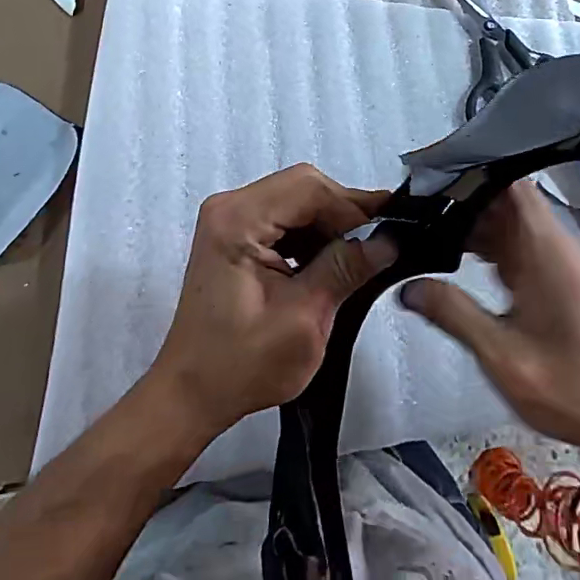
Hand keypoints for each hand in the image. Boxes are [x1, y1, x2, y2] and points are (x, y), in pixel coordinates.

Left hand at [149, 164, 396, 437]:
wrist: (191, 394)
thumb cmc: (240, 365)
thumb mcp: (303, 319)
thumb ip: (345, 269)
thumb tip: (388, 240)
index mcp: (237, 221)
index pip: (309, 188)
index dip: (351, 207)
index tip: (384, 234)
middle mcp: (230, 208)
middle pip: (305, 186)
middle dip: (344, 212)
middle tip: (379, 241)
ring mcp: (231, 218)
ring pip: (300, 198)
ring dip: (332, 223)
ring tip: (362, 251)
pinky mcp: (238, 234)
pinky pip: (287, 216)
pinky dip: (315, 233)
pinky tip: (334, 257)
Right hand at [401, 181, 579, 451]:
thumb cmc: (569, 389)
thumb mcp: (501, 354)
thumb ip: (454, 314)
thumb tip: (409, 286)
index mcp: (546, 250)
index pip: (512, 186)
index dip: (476, 170)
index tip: (435, 171)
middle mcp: (551, 247)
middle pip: (504, 200)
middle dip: (462, 196)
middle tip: (416, 200)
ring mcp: (551, 262)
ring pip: (506, 222)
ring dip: (471, 221)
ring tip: (425, 223)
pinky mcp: (549, 279)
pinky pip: (512, 245)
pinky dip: (483, 244)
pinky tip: (452, 253)